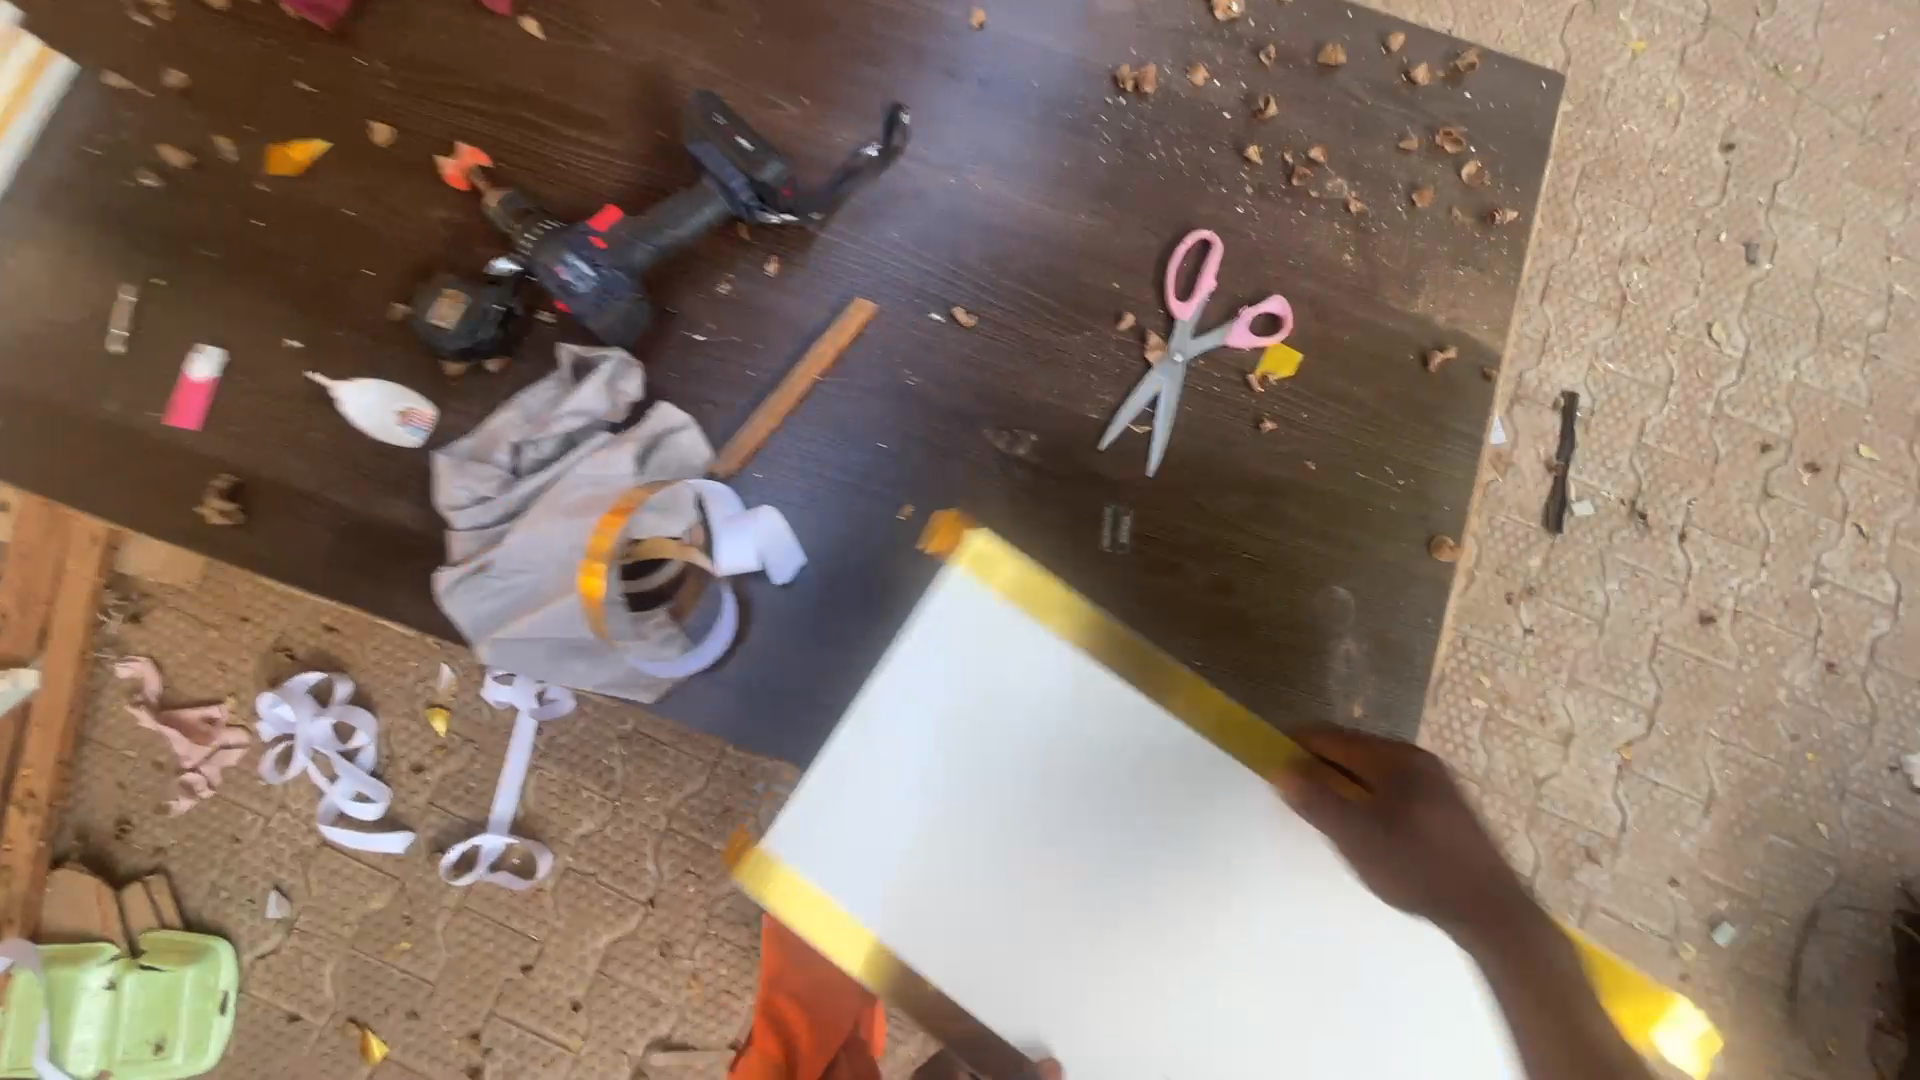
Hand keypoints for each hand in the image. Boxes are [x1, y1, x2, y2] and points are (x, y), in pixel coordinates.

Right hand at [1272, 728, 1539, 943]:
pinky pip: (1390, 787)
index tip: (1270, 761)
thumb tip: (1279, 770)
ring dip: (1342, 783)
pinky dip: (1366, 796)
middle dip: (1318, 766)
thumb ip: (1316, 801)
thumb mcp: (1356, 838)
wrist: (1493, 914)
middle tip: (1296, 793)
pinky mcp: (1444, 805)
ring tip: (1326, 813)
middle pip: (1350, 750)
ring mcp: (1435, 781)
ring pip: (1370, 770)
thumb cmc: (1418, 868)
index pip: (1330, 736)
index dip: (1295, 744)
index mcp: (1394, 758)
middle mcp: (1416, 759)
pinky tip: (1365, 827)